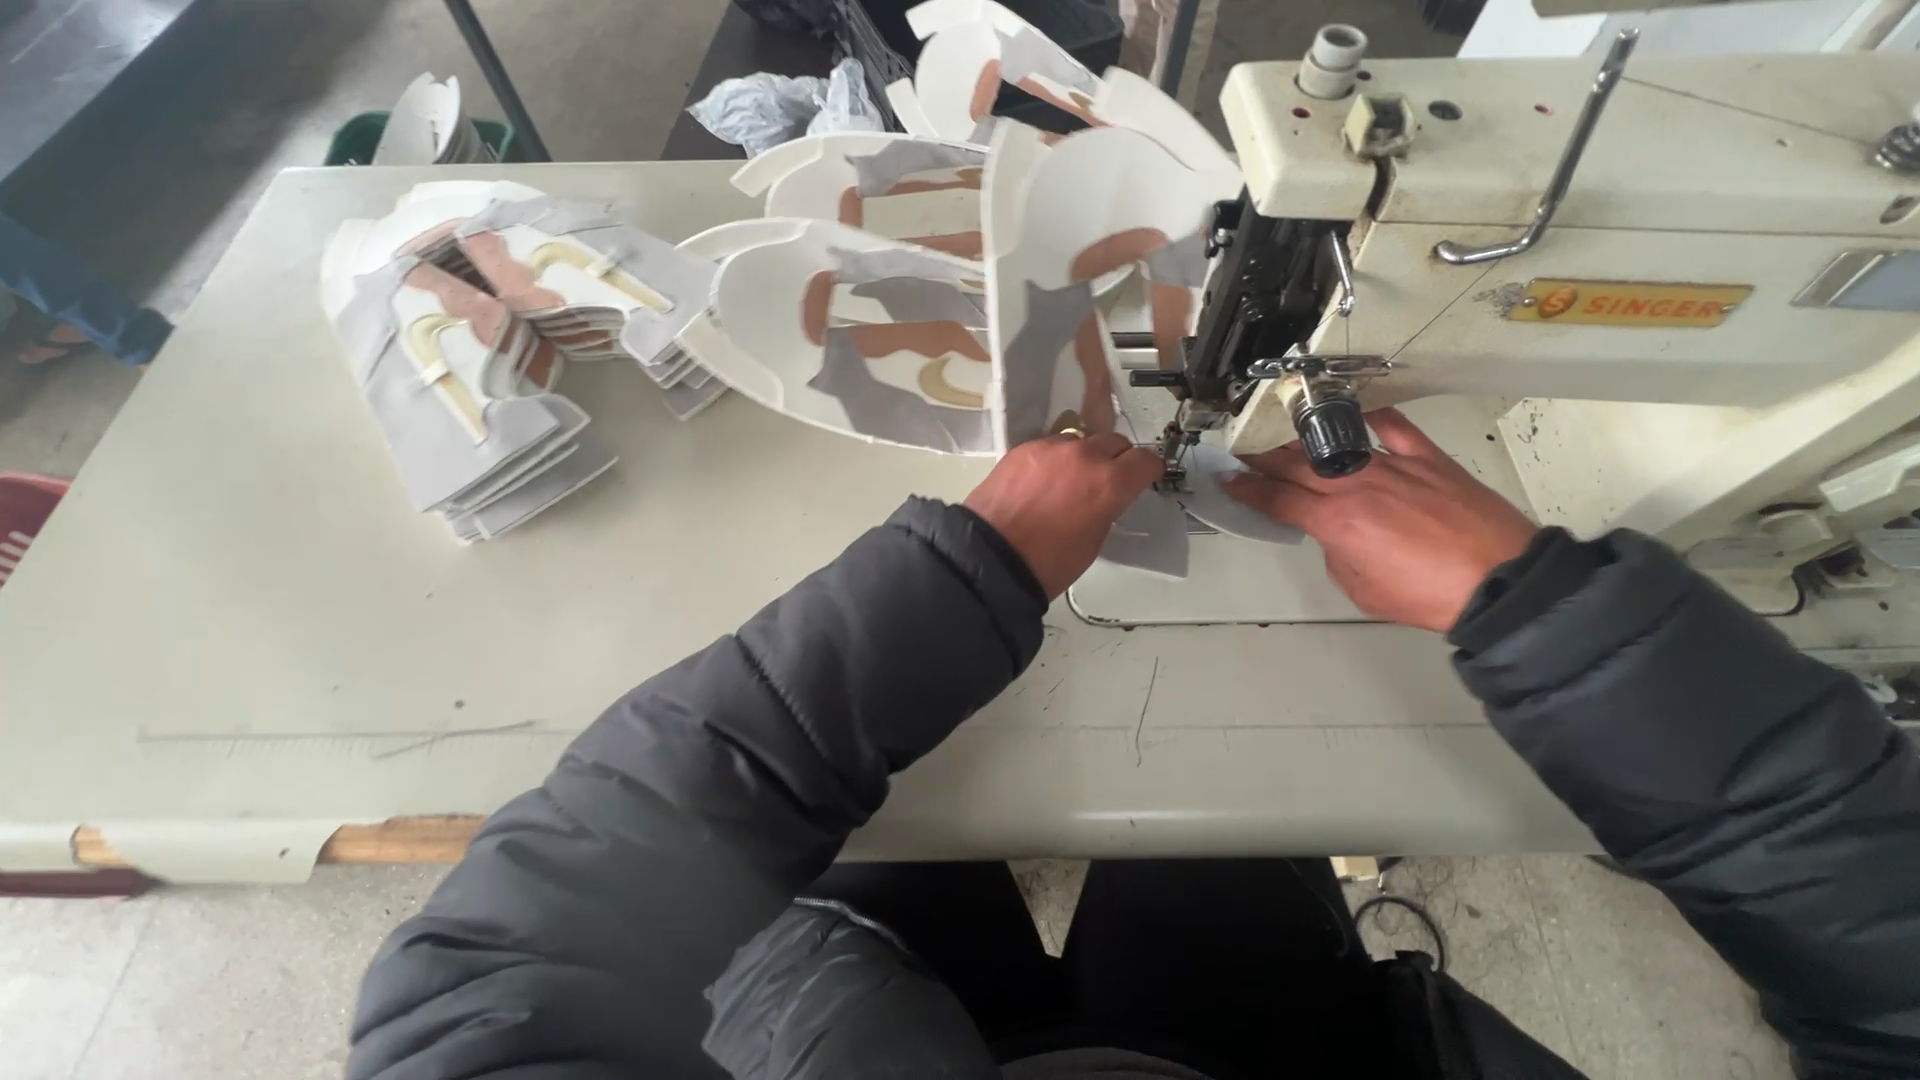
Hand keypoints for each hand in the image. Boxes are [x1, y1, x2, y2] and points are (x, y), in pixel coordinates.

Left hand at [966, 432, 1160, 598]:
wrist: (990, 558)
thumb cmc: (1048, 563)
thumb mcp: (1093, 541)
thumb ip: (1106, 508)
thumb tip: (1103, 497)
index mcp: (1109, 482)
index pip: (1144, 460)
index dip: (1147, 470)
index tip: (1144, 478)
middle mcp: (1084, 456)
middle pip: (1114, 442)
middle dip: (1116, 459)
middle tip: (1107, 480)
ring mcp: (1050, 448)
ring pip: (1080, 442)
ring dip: (1083, 457)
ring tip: (1069, 483)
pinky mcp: (1022, 449)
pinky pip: (1049, 447)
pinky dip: (1053, 460)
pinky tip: (1041, 483)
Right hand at [1223, 408, 1538, 632]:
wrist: (1500, 583)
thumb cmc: (1429, 595)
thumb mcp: (1361, 589)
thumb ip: (1336, 555)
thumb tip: (1335, 534)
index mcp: (1336, 523)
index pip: (1277, 499)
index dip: (1246, 488)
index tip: (1228, 480)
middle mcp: (1357, 487)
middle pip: (1295, 466)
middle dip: (1262, 459)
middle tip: (1244, 453)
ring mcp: (1393, 467)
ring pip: (1334, 446)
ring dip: (1303, 442)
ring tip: (1286, 440)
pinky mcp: (1428, 459)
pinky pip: (1393, 429)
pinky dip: (1371, 419)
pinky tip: (1356, 417)